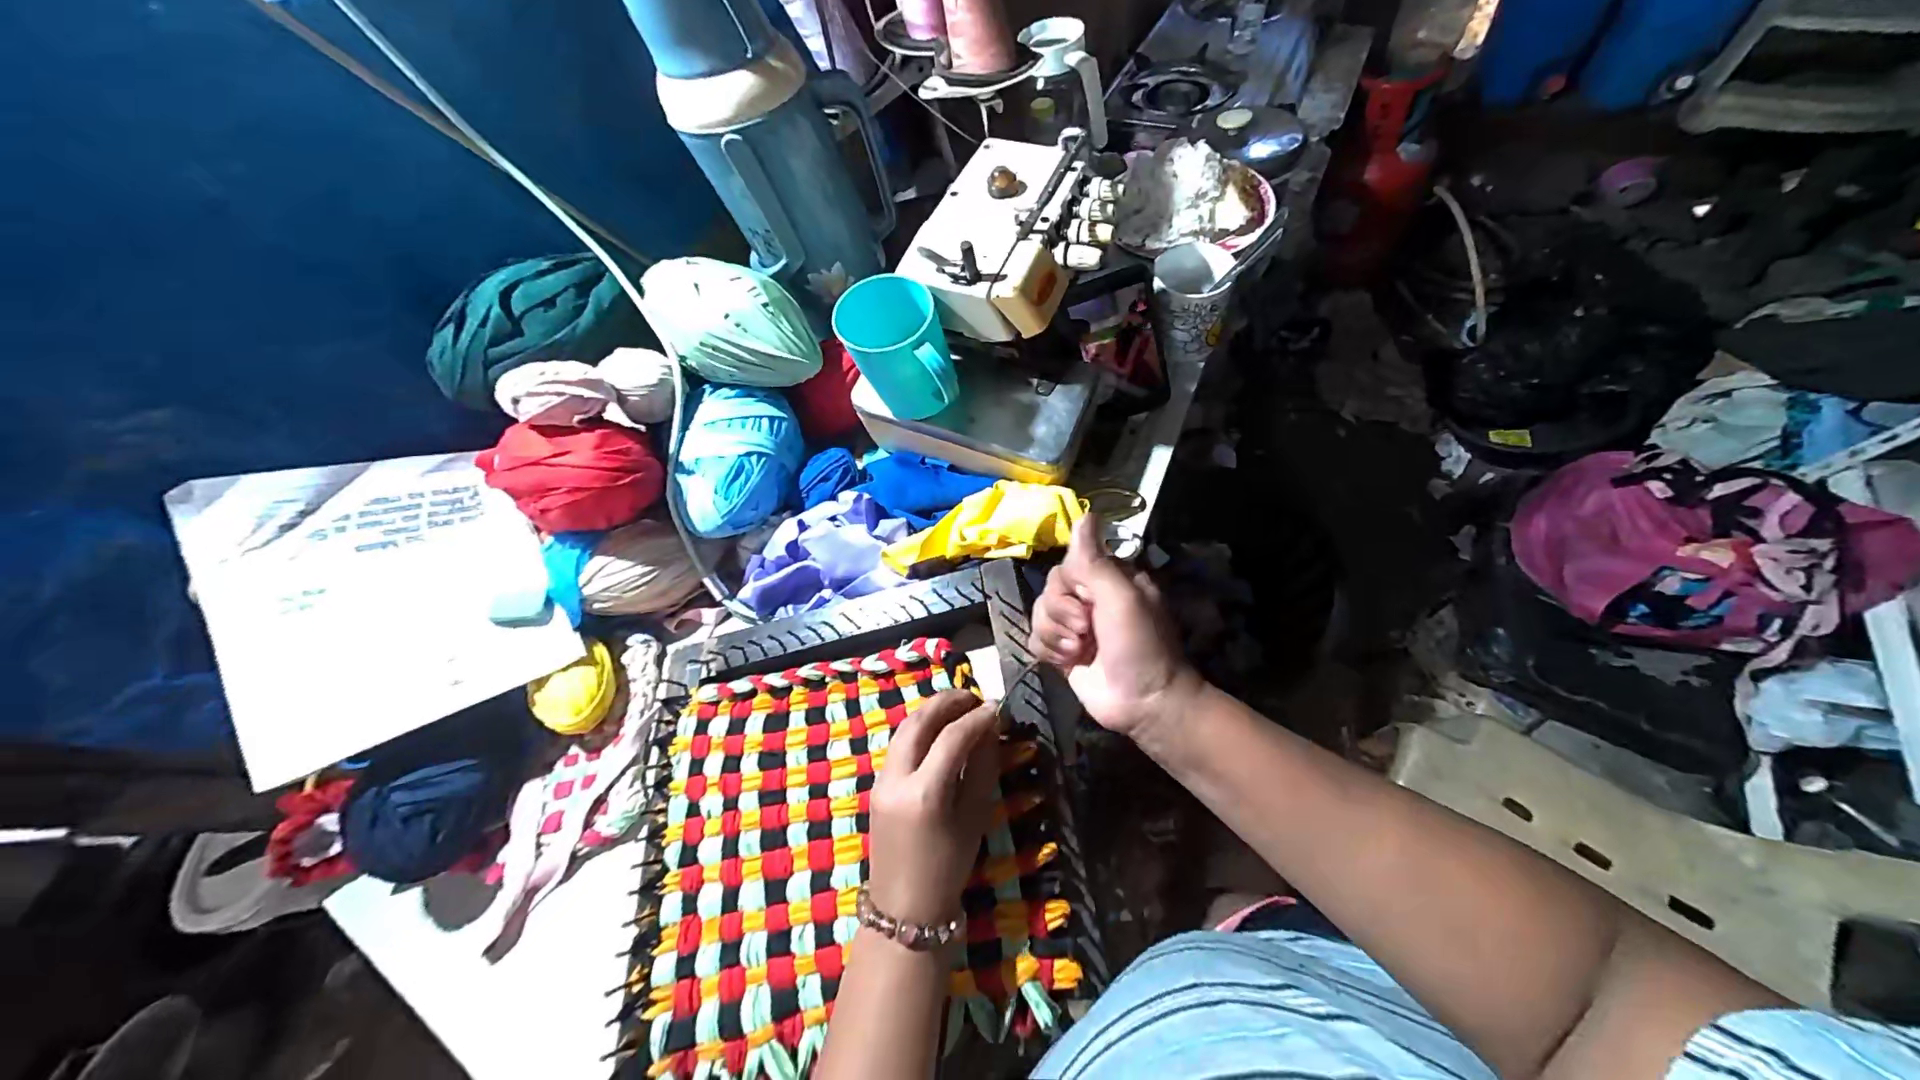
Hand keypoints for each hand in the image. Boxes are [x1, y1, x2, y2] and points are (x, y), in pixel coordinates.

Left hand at [868, 689, 1000, 927]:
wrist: (905, 908)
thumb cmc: (948, 867)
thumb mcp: (975, 817)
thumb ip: (982, 768)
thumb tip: (990, 729)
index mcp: (924, 792)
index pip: (952, 737)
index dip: (977, 718)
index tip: (997, 707)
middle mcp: (896, 779)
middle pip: (919, 722)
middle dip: (947, 702)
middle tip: (974, 697)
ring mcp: (881, 780)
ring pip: (904, 729)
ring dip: (930, 712)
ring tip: (958, 708)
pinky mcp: (876, 785)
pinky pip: (898, 745)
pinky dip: (919, 729)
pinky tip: (938, 731)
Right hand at [1030, 514, 1201, 739]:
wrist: (1142, 703)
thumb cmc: (1140, 644)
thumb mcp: (1121, 596)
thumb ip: (1094, 560)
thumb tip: (1085, 513)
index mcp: (1109, 580)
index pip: (1069, 563)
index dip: (1070, 584)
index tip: (1088, 601)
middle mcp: (1090, 598)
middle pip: (1050, 588)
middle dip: (1062, 612)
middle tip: (1086, 631)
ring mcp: (1074, 626)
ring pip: (1038, 613)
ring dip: (1056, 634)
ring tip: (1080, 651)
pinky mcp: (1062, 652)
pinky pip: (1035, 637)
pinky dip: (1048, 649)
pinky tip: (1068, 662)